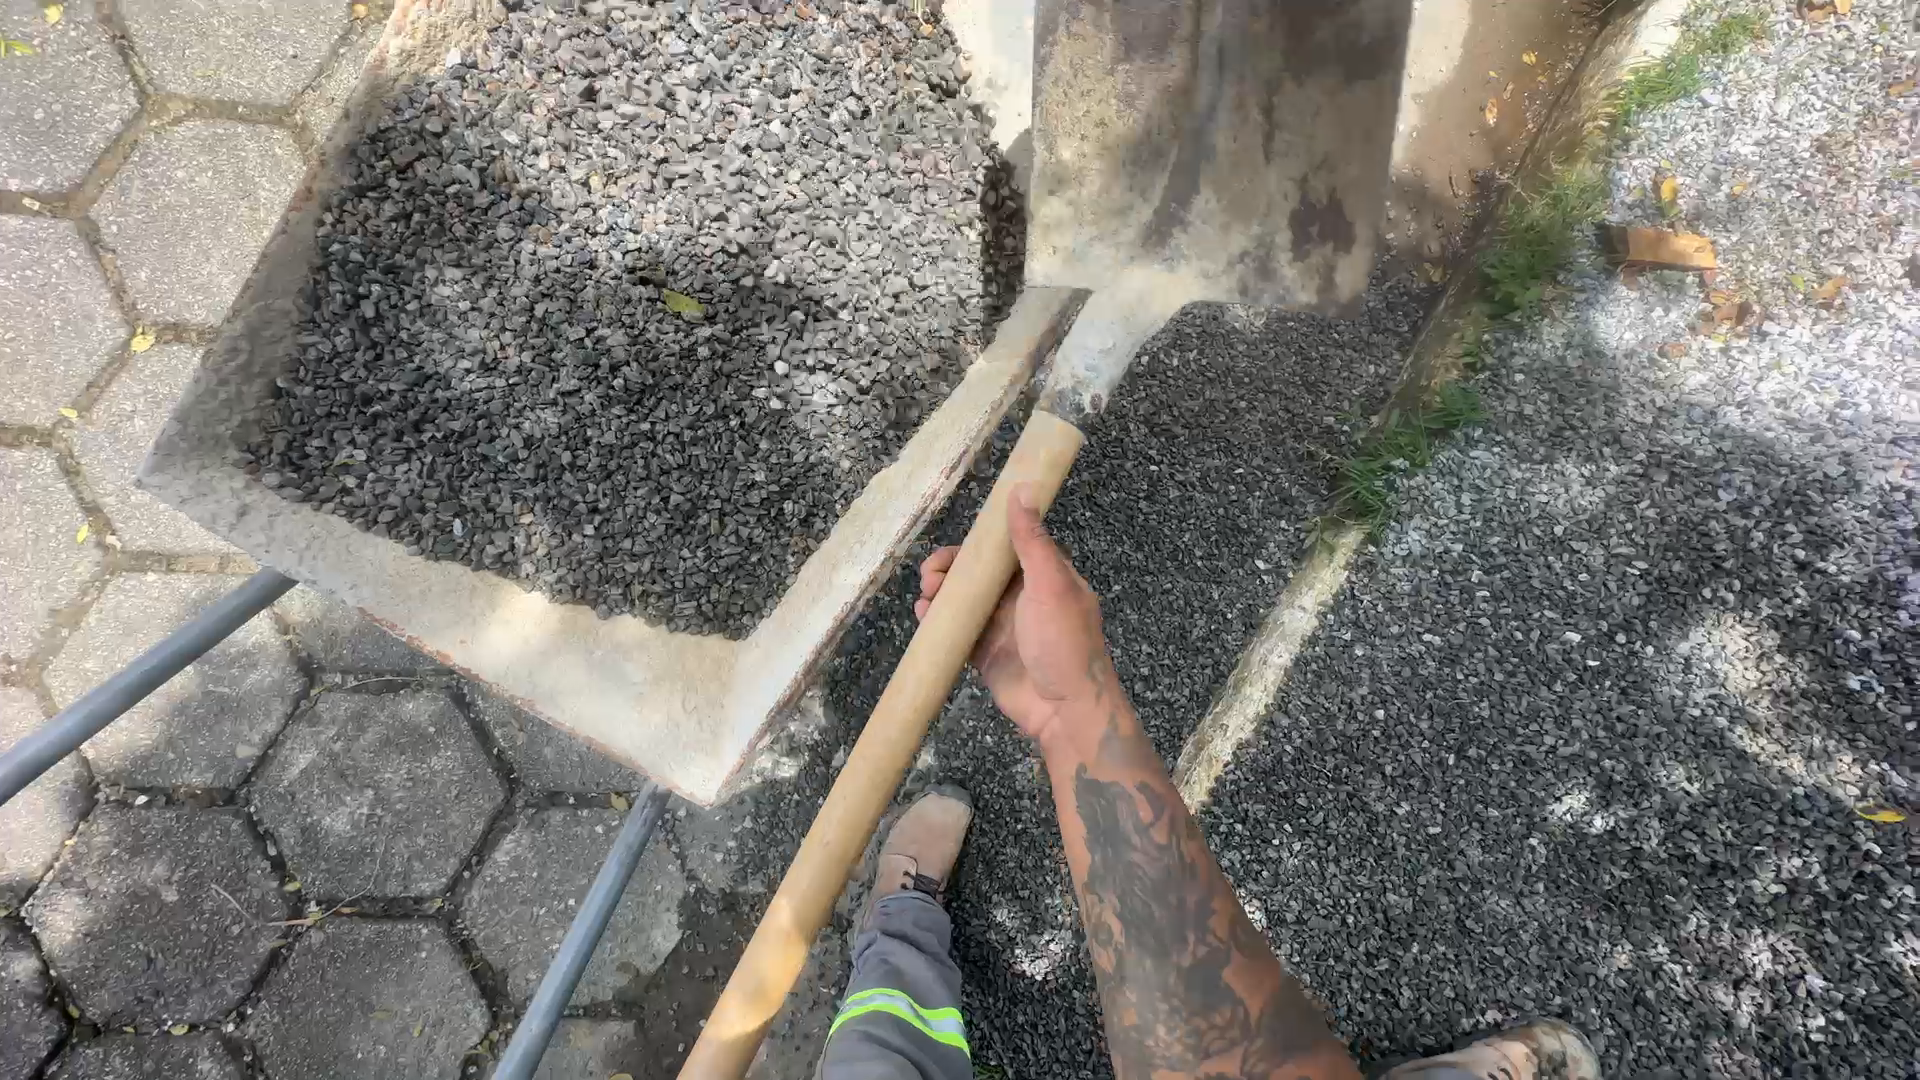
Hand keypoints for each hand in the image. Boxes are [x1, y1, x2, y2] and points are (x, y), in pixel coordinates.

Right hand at [915, 485, 1120, 747]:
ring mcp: (1003, 627)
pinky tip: (923, 617)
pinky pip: (957, 632)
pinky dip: (939, 622)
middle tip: (929, 575)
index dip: (977, 545)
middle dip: (952, 570)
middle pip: (979, 574)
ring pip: (965, 601)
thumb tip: (1024, 488)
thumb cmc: (1063, 641)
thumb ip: (1032, 540)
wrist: (1064, 710)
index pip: (1005, 549)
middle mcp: (1023, 598)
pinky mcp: (986, 654)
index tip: (954, 546)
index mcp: (1044, 577)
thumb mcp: (1050, 584)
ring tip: (926, 598)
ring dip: (941, 594)